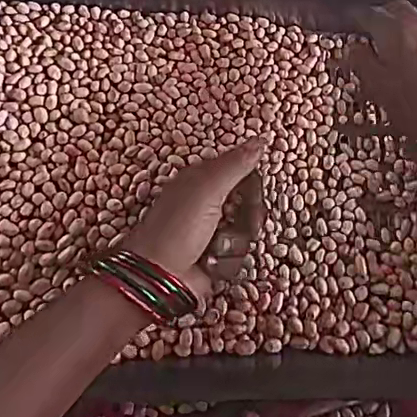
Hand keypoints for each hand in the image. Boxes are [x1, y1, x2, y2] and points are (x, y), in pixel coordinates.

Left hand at [120, 139, 263, 298]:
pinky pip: (239, 258)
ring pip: (248, 234)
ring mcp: (212, 232)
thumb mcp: (207, 188)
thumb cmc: (175, 228)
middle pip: (251, 206)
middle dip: (247, 219)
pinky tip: (208, 264)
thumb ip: (235, 164)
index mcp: (203, 179)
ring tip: (212, 249)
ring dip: (233, 244)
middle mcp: (209, 203)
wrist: (156, 277)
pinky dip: (226, 263)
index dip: (252, 186)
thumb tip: (261, 139)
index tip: (249, 194)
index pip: (245, 173)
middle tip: (235, 223)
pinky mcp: (216, 258)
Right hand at [345, 1, 416, 137]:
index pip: (368, 13)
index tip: (348, 21)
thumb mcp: (376, 86)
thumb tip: (354, 47)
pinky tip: (413, 62)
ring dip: (400, 28)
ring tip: (389, 49)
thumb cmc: (416, 107)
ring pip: (415, 21)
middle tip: (368, 30)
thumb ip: (360, 60)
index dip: (354, 16)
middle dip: (380, 16)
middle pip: (395, 9)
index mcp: (394, 30)